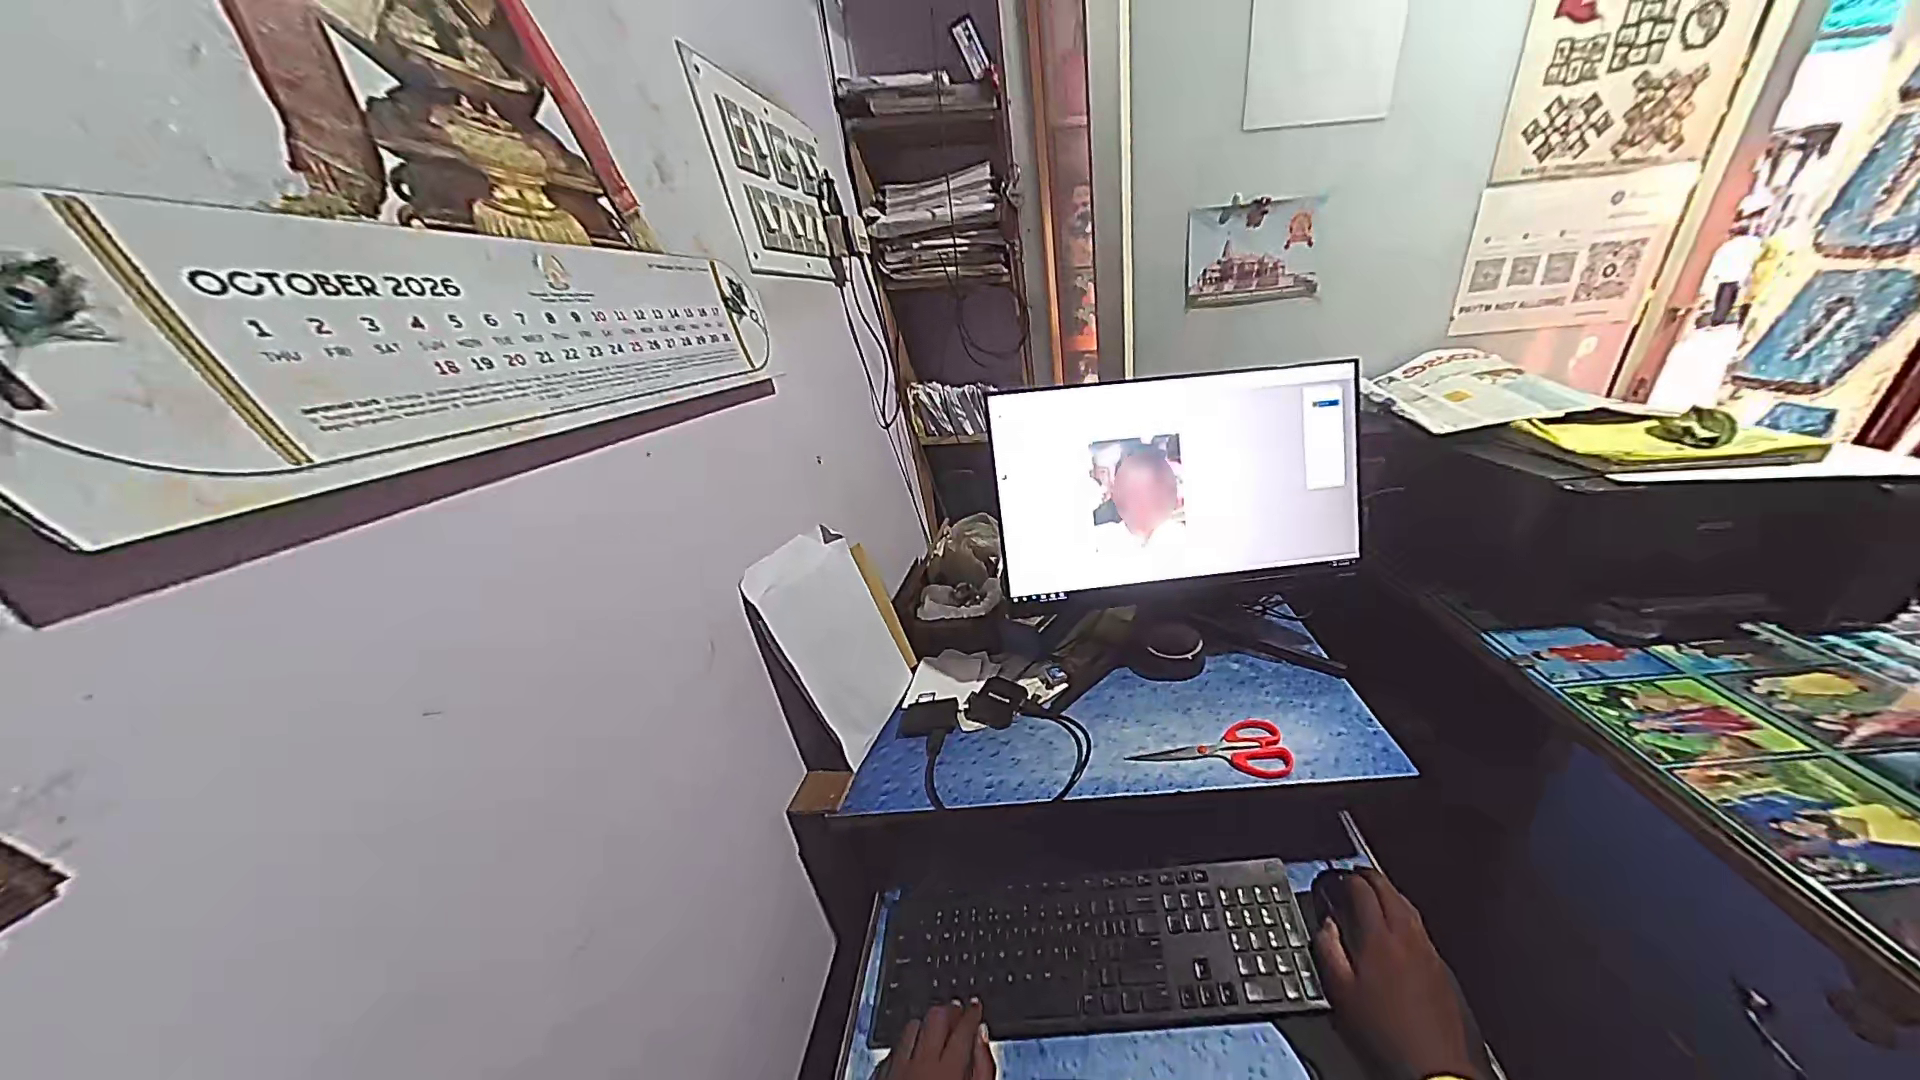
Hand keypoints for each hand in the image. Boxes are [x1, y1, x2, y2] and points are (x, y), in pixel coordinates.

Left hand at [879, 1000, 993, 1079]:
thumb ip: (984, 1069)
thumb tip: (982, 1036)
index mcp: (948, 1070)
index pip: (964, 1028)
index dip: (973, 1012)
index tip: (976, 1005)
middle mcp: (920, 1063)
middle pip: (936, 1016)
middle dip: (949, 1010)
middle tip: (958, 1012)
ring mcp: (897, 1068)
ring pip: (912, 1026)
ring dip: (926, 1024)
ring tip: (936, 1029)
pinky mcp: (880, 1074)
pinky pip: (895, 1047)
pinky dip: (908, 1044)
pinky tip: (914, 1050)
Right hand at [1312, 868, 1479, 1079]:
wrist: (1437, 1069)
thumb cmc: (1384, 1033)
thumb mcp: (1340, 991)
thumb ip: (1328, 949)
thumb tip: (1326, 926)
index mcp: (1378, 938)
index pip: (1362, 889)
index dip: (1347, 878)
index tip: (1337, 878)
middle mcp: (1407, 938)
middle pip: (1390, 891)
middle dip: (1370, 878)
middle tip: (1356, 875)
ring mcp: (1429, 953)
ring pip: (1409, 908)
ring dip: (1391, 894)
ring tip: (1377, 893)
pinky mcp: (1444, 971)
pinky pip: (1422, 929)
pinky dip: (1406, 917)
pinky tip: (1398, 929)